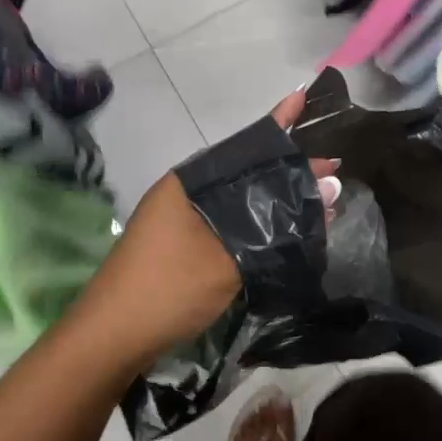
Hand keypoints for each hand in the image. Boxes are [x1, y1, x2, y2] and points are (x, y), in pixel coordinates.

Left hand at [82, 90, 341, 359]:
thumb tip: (329, 190)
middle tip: (331, 170)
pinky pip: (230, 225)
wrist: (110, 342)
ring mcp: (181, 222)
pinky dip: (260, 225)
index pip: (243, 145)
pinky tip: (286, 234)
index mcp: (190, 182)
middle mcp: (186, 194)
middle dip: (287, 170)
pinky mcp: (182, 249)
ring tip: (321, 201)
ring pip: (240, 202)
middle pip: (246, 173)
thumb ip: (278, 228)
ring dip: (276, 201)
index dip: (276, 124)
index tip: (303, 98)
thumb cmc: (167, 289)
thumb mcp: (228, 259)